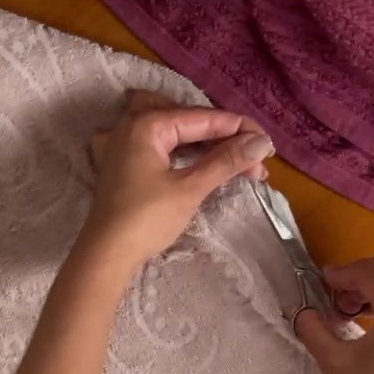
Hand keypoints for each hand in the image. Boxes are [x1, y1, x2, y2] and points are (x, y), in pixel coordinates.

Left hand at [76, 89, 275, 271]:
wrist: (105, 255)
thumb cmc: (145, 221)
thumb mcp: (189, 189)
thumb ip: (225, 162)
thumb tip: (260, 143)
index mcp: (146, 124)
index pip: (202, 118)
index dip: (238, 130)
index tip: (267, 144)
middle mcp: (129, 125)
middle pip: (184, 118)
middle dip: (219, 136)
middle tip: (249, 156)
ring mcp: (118, 145)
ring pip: (166, 127)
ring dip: (197, 138)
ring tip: (225, 154)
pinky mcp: (117, 166)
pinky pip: (150, 143)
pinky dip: (173, 147)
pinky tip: (184, 156)